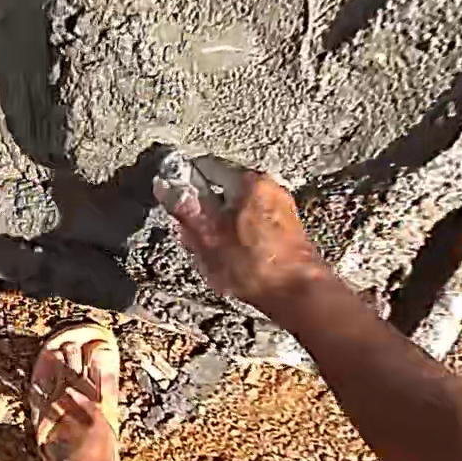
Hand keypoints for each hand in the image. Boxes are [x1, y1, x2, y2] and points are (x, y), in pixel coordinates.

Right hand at [156, 156, 330, 314]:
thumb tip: (164, 186)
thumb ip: (185, 209)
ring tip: (213, 255)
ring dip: (219, 229)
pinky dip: (236, 237)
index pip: (208, 168)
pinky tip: (233, 260)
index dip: (186, 186)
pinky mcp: (285, 227)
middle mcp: (269, 187)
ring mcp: (280, 207)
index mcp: (249, 182)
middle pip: (223, 192)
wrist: (296, 292)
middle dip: (205, 214)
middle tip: (195, 240)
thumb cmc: (253, 266)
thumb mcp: (208, 238)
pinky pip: (250, 225)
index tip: (176, 206)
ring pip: (236, 211)